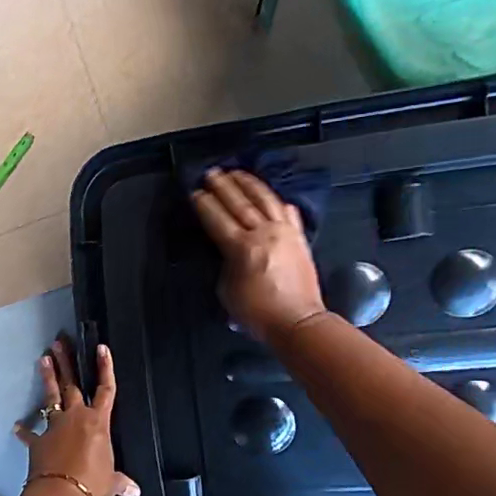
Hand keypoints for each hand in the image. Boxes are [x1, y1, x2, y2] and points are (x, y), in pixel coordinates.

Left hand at [15, 339, 140, 495]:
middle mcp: (76, 418)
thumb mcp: (111, 483)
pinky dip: (24, 430)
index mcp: (99, 423)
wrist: (62, 495)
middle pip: (72, 384)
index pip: (106, 389)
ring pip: (51, 398)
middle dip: (66, 362)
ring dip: (47, 379)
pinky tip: (16, 426)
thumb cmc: (93, 485)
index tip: (101, 348)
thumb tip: (134, 491)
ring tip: (43, 359)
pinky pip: (30, 433)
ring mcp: (54, 427)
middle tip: (59, 343)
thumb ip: (120, 482)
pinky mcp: (38, 442)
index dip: (105, 368)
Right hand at [190, 168, 326, 341]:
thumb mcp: (227, 290)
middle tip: (212, 173)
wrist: (297, 321)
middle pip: (240, 204)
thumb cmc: (257, 313)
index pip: (218, 219)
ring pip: (265, 200)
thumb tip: (228, 251)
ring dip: (248, 185)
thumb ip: (225, 264)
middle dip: (223, 187)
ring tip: (237, 173)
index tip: (196, 192)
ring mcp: (284, 233)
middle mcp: (264, 234)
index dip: (205, 205)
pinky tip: (271, 196)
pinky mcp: (299, 238)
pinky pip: (286, 212)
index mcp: (242, 248)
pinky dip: (276, 201)